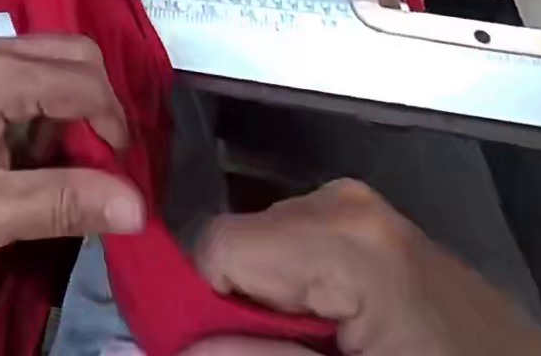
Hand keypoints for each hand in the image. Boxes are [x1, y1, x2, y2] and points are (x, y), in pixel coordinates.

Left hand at [0, 35, 146, 270]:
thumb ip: (65, 203)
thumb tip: (137, 208)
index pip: (86, 82)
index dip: (113, 124)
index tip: (115, 172)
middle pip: (78, 54)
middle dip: (97, 104)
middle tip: (91, 157)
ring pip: (57, 56)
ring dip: (72, 100)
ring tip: (53, 156)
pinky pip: (31, 63)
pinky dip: (46, 97)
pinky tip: (24, 141)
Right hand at [191, 180, 540, 355]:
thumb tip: (174, 347)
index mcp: (343, 237)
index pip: (217, 247)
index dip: (199, 311)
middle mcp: (341, 200)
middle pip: (238, 248)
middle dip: (235, 316)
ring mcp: (356, 206)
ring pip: (260, 253)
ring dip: (263, 312)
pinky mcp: (365, 224)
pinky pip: (293, 254)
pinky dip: (292, 300)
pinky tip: (333, 339)